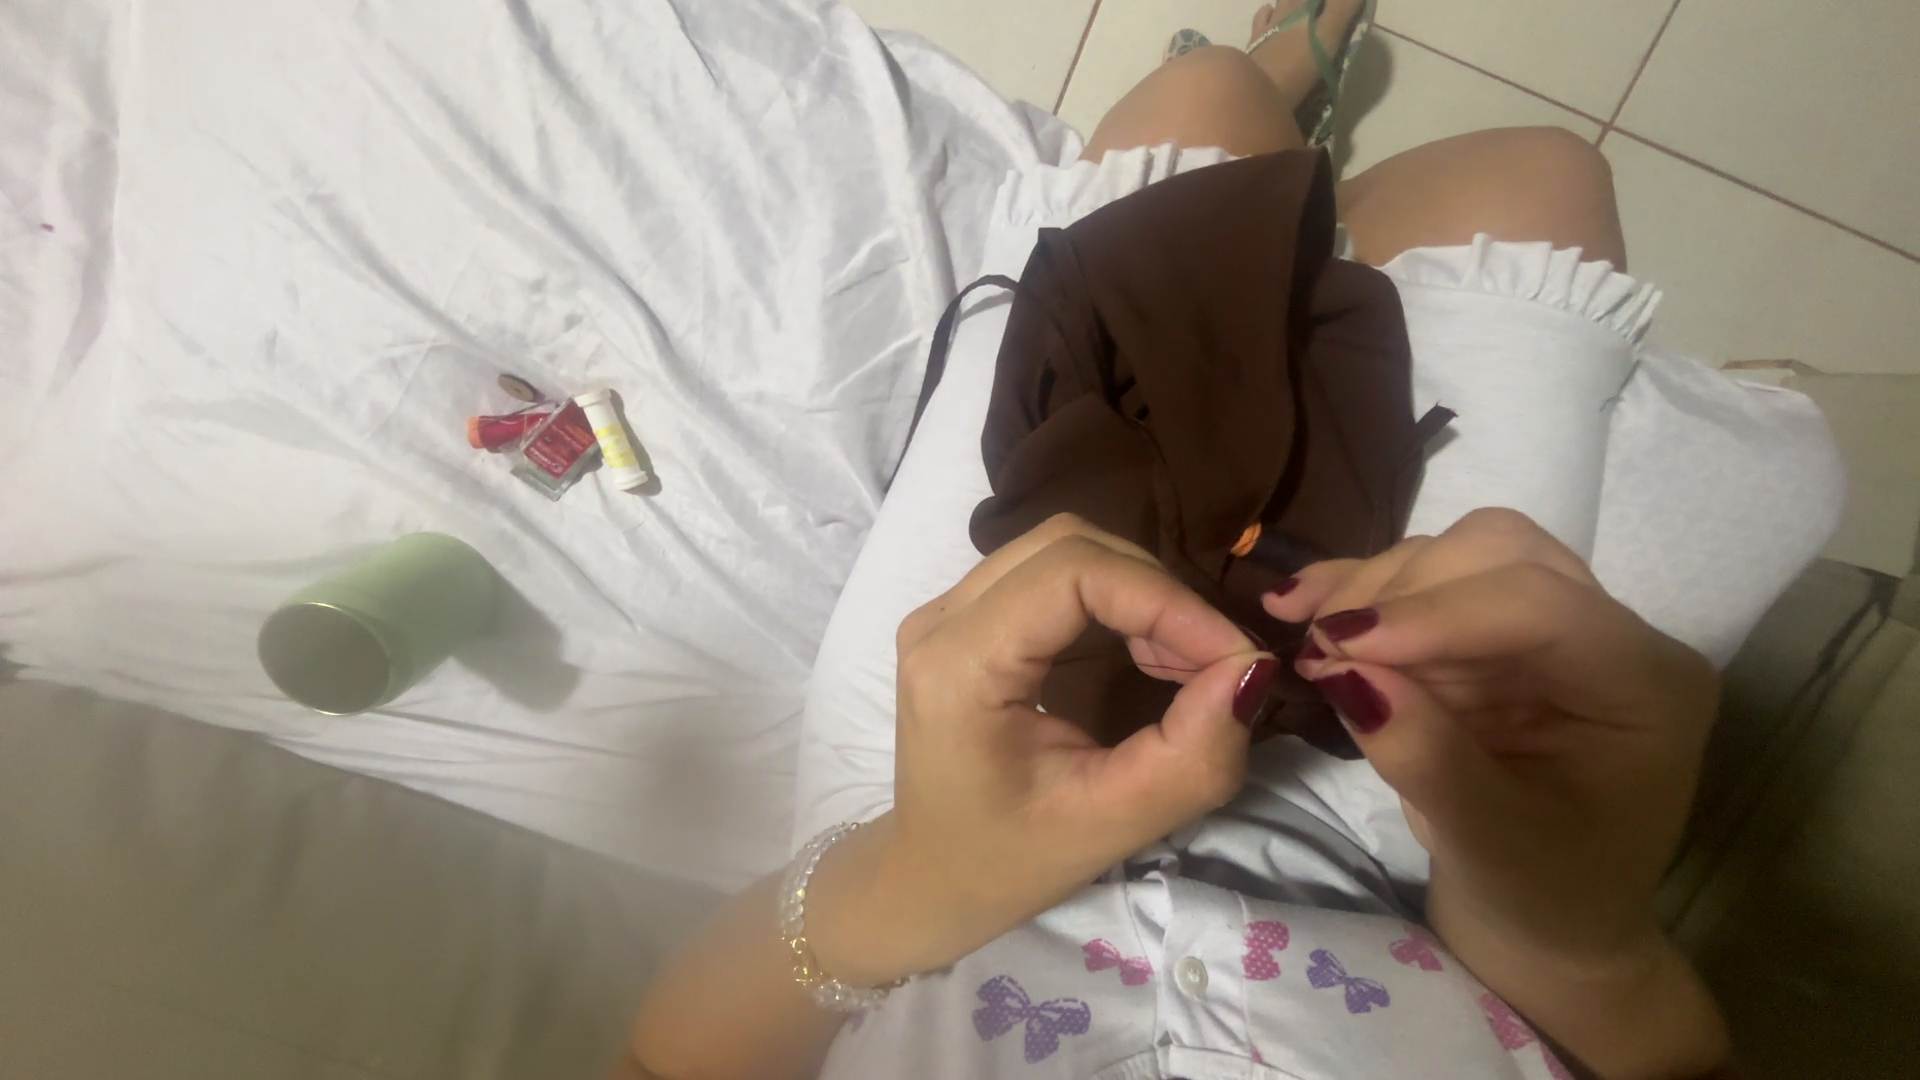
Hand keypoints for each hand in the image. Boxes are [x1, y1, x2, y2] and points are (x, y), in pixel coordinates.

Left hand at [809, 514, 1273, 983]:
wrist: (930, 872)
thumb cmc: (1006, 861)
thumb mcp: (1107, 825)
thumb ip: (1190, 756)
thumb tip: (1252, 669)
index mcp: (957, 665)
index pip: (1072, 572)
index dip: (1165, 599)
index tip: (1233, 654)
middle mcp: (940, 619)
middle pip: (1068, 545)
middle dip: (1155, 593)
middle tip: (1208, 663)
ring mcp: (945, 610)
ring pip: (1061, 549)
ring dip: (1136, 591)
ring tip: (1179, 662)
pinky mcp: (964, 616)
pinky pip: (1049, 572)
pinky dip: (1112, 598)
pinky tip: (1140, 650)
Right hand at [1266, 508, 1727, 1076]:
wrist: (1540, 902)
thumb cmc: (1539, 882)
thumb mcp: (1488, 838)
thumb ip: (1426, 755)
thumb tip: (1343, 671)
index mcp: (1640, 684)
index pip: (1540, 605)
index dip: (1434, 613)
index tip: (1339, 646)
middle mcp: (1597, 630)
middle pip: (1494, 551)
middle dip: (1398, 591)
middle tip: (1327, 649)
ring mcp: (1535, 618)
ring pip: (1444, 551)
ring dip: (1366, 586)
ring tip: (1312, 643)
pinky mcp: (1474, 622)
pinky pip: (1409, 574)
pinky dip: (1347, 583)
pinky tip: (1292, 601)